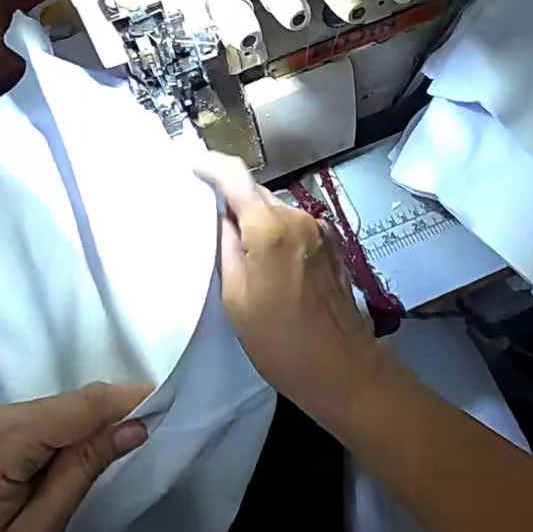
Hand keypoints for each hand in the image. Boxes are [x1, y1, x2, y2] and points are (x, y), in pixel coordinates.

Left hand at [0, 382, 150, 531]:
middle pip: (69, 404)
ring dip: (92, 426)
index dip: (129, 398)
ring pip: (56, 414)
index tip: (174, 397)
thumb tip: (136, 423)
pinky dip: (66, 438)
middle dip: (113, 412)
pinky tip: (89, 452)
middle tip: (160, 423)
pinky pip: (37, 428)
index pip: (81, 404)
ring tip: (133, 438)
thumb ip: (82, 470)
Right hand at [194, 152, 385, 426]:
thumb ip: (226, 246)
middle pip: (256, 192)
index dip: (210, 165)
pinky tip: (266, 257)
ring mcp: (318, 228)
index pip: (235, 176)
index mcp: (270, 228)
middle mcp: (297, 217)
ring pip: (275, 208)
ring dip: (254, 217)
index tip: (191, 164)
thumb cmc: (279, 340)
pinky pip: (293, 224)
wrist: (341, 367)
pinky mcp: (330, 241)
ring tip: (235, 243)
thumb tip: (220, 215)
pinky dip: (275, 230)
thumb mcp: (235, 297)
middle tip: (205, 212)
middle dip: (231, 197)